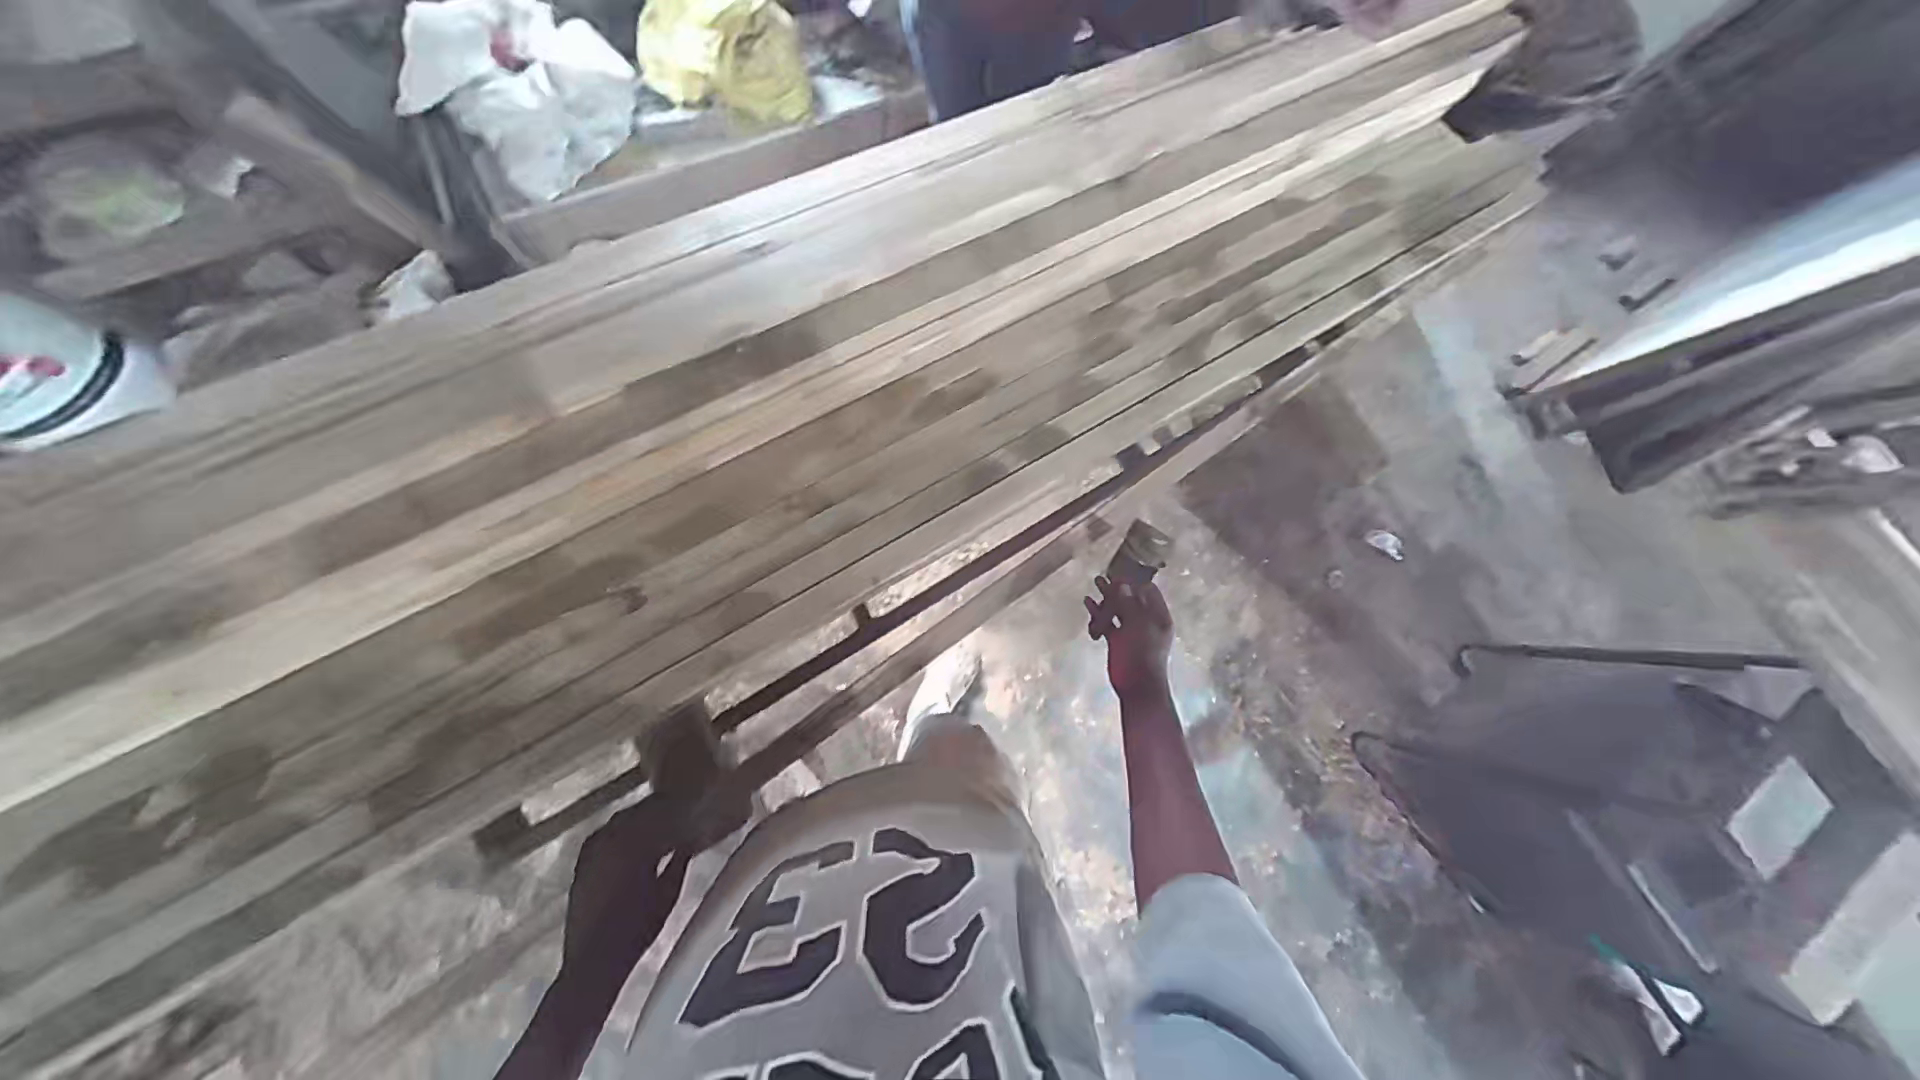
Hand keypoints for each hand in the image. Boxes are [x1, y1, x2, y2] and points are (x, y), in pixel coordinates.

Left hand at [560, 797, 691, 992]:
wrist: (594, 960)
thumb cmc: (639, 927)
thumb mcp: (670, 890)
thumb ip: (681, 857)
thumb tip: (692, 837)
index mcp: (636, 841)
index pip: (664, 811)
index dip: (681, 808)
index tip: (695, 807)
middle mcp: (610, 837)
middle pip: (642, 811)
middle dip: (662, 811)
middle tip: (682, 814)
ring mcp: (593, 848)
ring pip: (623, 820)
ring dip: (642, 819)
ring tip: (661, 827)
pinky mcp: (582, 861)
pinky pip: (607, 834)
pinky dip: (624, 832)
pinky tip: (636, 842)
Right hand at [1084, 575, 1172, 698]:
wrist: (1137, 686)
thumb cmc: (1143, 654)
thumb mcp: (1138, 625)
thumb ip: (1129, 604)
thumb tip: (1122, 583)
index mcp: (1158, 616)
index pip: (1148, 590)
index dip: (1136, 578)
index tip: (1121, 567)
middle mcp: (1146, 620)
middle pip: (1132, 597)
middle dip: (1118, 585)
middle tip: (1105, 572)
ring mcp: (1132, 630)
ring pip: (1118, 608)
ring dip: (1107, 596)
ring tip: (1095, 582)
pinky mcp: (1118, 640)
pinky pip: (1108, 622)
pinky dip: (1099, 613)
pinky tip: (1089, 603)